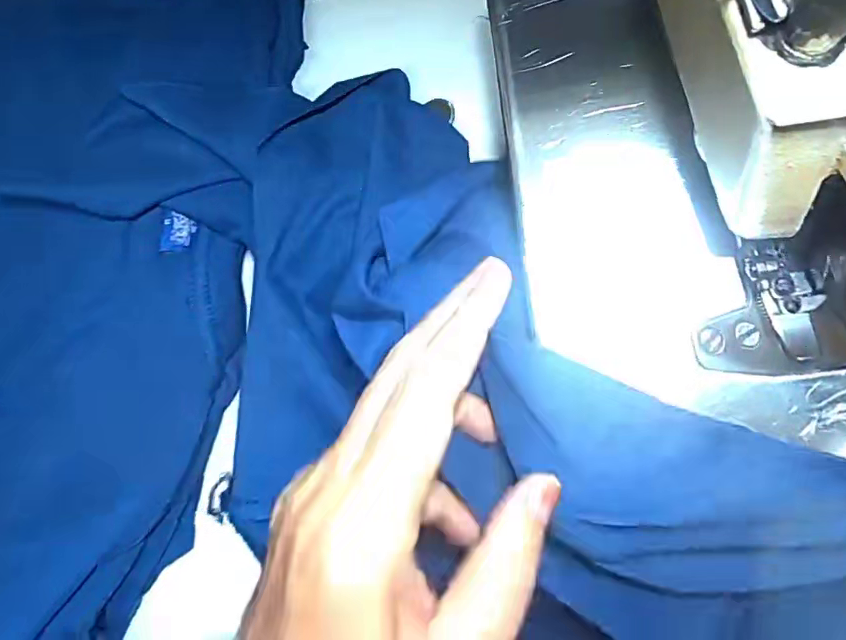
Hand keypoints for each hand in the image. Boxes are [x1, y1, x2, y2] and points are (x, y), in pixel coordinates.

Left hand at [240, 258, 559, 639]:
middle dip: (447, 320)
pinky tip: (449, 518)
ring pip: (382, 408)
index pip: (425, 392)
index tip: (493, 277)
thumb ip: (503, 568)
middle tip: (488, 280)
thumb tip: (542, 485)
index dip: (466, 327)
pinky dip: (417, 456)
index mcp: (359, 524)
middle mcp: (322, 489)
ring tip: (493, 439)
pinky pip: (368, 452)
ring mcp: (304, 496)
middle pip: (394, 374)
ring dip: (440, 401)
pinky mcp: (302, 510)